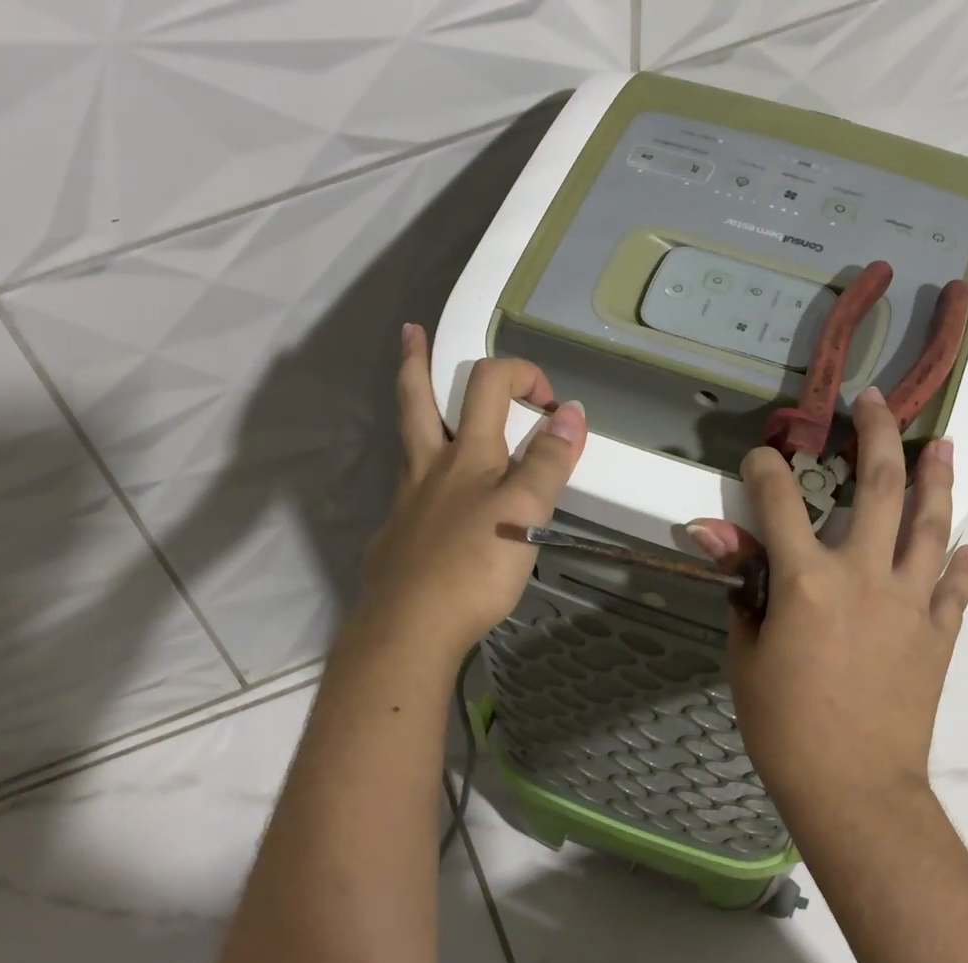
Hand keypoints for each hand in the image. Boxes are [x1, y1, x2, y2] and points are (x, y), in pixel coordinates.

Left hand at [353, 324, 586, 657]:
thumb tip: (571, 410)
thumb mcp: (525, 510)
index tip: (551, 399)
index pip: (490, 386)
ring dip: (411, 409)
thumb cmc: (473, 566)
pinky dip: (419, 477)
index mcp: (466, 455)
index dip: (522, 374)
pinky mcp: (396, 538)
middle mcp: (430, 468)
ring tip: (413, 391)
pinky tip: (429, 498)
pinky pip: (408, 493)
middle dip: (417, 362)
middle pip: (418, 401)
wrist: (410, 626)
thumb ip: (549, 462)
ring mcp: (406, 502)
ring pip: (407, 443)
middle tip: (411, 331)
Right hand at [687, 387, 967, 802]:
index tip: (759, 458)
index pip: (780, 499)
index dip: (764, 469)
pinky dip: (963, 561)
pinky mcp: (940, 632)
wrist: (853, 787)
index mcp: (806, 579)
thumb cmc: (782, 726)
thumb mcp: (744, 656)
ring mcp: (911, 600)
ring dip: (937, 478)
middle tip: (875, 402)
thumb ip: (742, 591)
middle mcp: (864, 574)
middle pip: (878, 486)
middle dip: (876, 435)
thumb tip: (723, 543)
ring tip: (942, 444)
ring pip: (931, 523)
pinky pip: (956, 585)